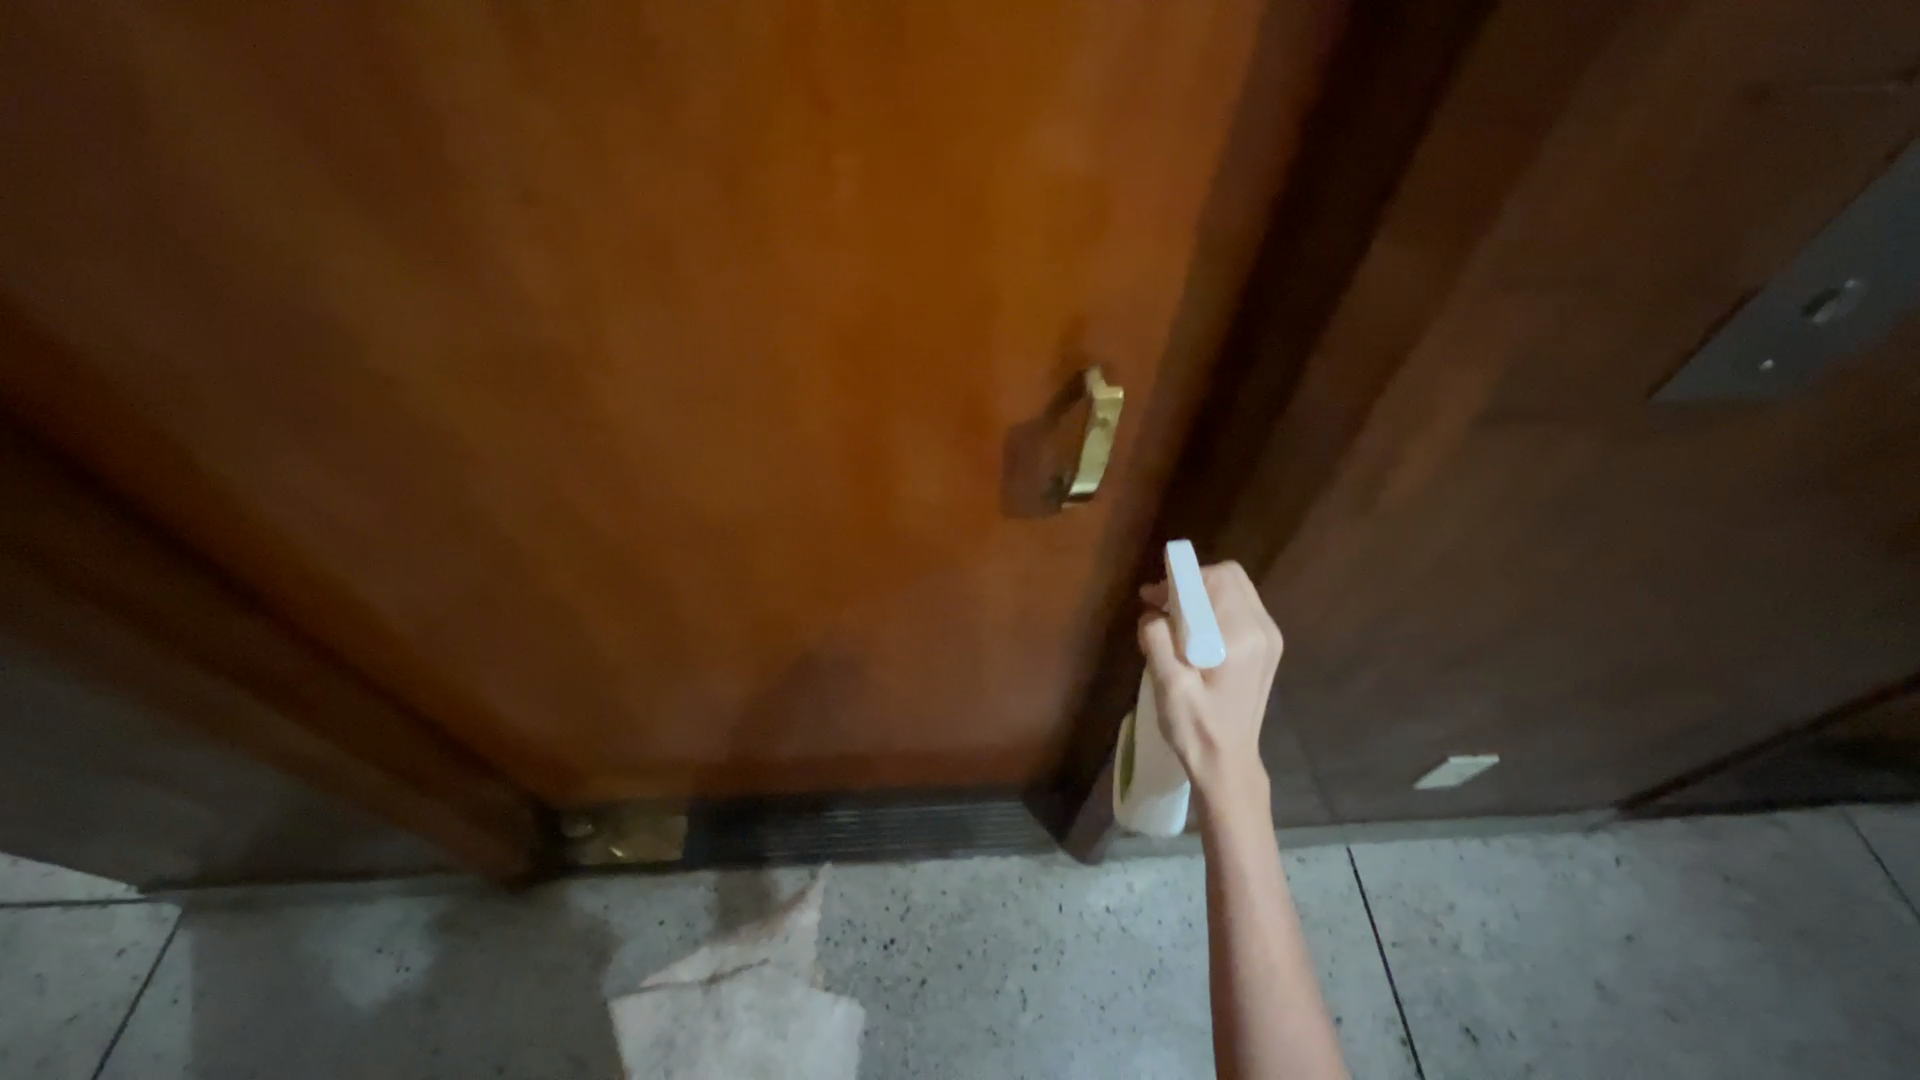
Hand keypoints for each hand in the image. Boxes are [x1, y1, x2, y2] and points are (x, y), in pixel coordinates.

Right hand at [1137, 560, 1281, 798]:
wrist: (1227, 762)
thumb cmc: (1196, 728)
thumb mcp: (1168, 684)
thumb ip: (1157, 640)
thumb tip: (1152, 613)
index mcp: (1241, 637)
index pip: (1216, 579)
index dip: (1181, 579)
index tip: (1154, 599)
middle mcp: (1263, 630)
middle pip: (1230, 576)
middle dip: (1192, 582)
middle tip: (1160, 606)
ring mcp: (1269, 638)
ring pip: (1235, 589)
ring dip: (1201, 594)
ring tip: (1172, 619)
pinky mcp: (1266, 647)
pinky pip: (1239, 607)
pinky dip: (1213, 607)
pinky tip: (1192, 633)